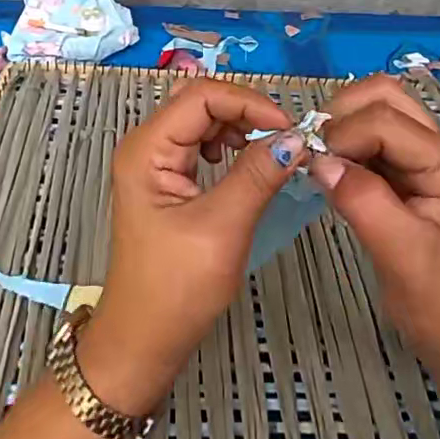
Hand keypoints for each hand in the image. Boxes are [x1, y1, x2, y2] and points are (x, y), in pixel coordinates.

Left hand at [82, 79, 306, 416]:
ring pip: (202, 119)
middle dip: (245, 112)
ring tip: (268, 149)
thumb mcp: (222, 229)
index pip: (202, 97)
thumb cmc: (175, 289)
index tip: (288, 128)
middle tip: (285, 137)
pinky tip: (243, 161)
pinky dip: (228, 143)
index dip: (248, 103)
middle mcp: (146, 144)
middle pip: (201, 102)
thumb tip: (296, 139)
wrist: (143, 341)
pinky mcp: (166, 177)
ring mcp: (154, 160)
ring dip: (238, 126)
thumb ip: (257, 176)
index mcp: (147, 148)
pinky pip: (200, 142)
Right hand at [309, 75, 439, 379]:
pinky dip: (347, 147)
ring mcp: (427, 164)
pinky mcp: (410, 179)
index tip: (312, 164)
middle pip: (388, 98)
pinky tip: (331, 172)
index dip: (345, 134)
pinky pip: (374, 143)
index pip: (388, 121)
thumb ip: (364, 204)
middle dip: (344, 113)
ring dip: (344, 126)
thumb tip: (318, 159)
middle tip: (315, 151)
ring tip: (319, 161)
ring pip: (380, 113)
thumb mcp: (407, 263)